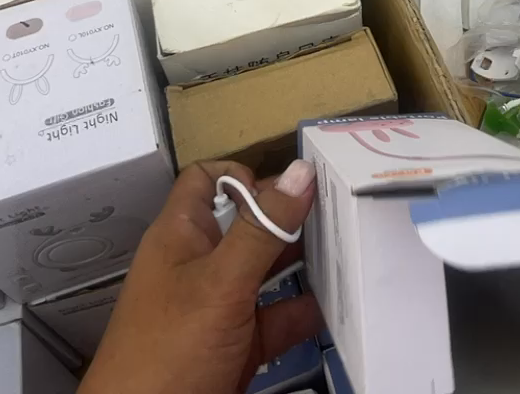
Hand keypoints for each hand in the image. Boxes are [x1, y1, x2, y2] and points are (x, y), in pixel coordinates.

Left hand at [79, 159, 318, 393]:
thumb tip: (301, 170)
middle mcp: (198, 263)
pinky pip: (272, 319)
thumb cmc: (172, 348)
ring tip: (348, 250)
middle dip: (287, 217)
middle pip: (245, 223)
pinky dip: (301, 313)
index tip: (287, 190)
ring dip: (301, 263)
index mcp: (182, 234)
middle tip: (339, 212)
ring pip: (263, 271)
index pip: (207, 180)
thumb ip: (262, 229)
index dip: (245, 176)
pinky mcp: (233, 349)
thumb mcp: (220, 283)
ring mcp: (215, 308)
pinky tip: (335, 306)